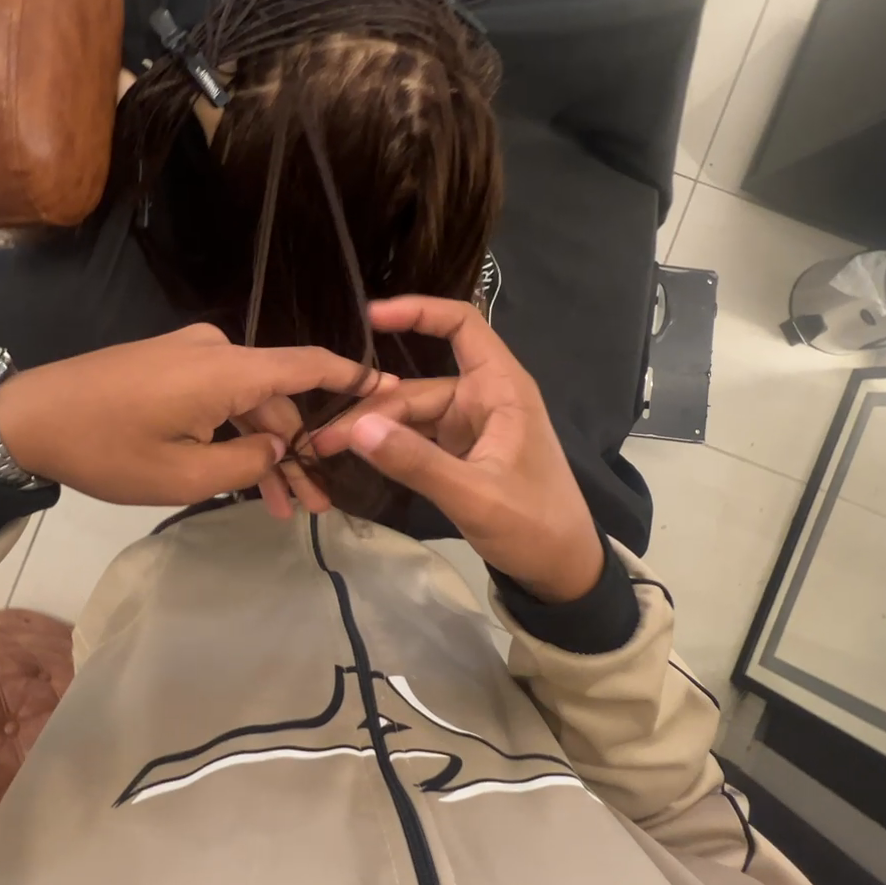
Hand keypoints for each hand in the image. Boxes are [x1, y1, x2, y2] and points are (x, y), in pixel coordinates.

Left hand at [0, 325, 381, 506]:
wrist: (27, 419)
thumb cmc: (107, 449)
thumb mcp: (184, 474)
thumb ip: (248, 462)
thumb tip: (280, 446)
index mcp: (227, 369)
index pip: (308, 365)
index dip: (353, 379)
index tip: (389, 392)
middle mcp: (216, 352)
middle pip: (278, 400)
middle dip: (300, 451)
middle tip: (316, 503)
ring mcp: (190, 357)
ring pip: (247, 406)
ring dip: (264, 451)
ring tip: (284, 507)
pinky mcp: (169, 367)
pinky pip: (217, 400)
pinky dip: (232, 436)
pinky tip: (243, 479)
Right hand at [310, 296, 603, 602]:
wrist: (561, 572)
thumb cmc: (534, 525)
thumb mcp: (475, 495)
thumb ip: (416, 462)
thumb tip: (356, 428)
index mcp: (501, 389)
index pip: (461, 326)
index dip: (418, 312)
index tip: (371, 317)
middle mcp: (482, 398)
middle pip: (416, 386)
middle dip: (371, 409)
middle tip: (325, 438)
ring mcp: (468, 426)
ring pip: (409, 415)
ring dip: (373, 431)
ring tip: (328, 450)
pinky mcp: (458, 452)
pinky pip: (414, 438)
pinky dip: (387, 447)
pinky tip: (355, 456)